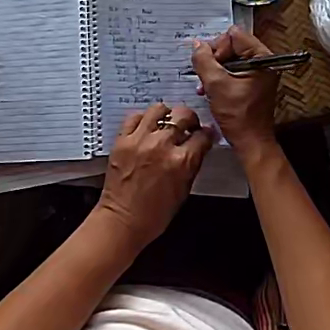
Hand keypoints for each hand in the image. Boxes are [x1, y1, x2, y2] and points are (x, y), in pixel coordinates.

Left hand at [94, 102, 210, 250]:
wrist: (123, 220)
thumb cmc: (154, 213)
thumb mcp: (184, 190)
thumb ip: (193, 164)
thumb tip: (200, 146)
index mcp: (181, 161)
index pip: (202, 135)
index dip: (207, 134)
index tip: (206, 134)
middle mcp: (161, 146)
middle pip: (183, 115)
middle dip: (190, 119)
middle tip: (189, 125)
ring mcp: (140, 140)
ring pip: (159, 109)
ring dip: (167, 114)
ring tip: (167, 122)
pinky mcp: (122, 140)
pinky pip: (134, 117)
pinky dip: (143, 118)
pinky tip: (147, 126)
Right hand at [191, 27, 278, 152]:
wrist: (250, 142)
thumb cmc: (238, 115)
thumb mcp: (216, 85)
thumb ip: (204, 61)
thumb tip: (197, 45)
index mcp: (262, 58)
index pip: (234, 36)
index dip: (217, 48)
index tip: (209, 66)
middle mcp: (263, 61)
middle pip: (232, 45)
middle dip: (214, 59)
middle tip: (205, 76)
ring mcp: (258, 72)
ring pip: (230, 58)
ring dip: (214, 69)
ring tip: (204, 85)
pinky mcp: (252, 82)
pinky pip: (232, 70)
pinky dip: (219, 77)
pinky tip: (209, 89)